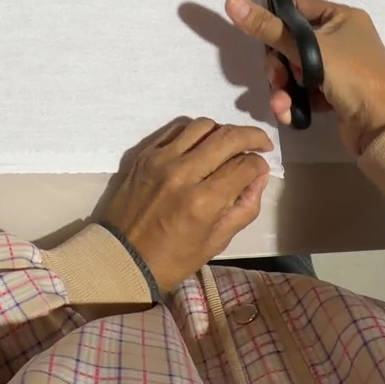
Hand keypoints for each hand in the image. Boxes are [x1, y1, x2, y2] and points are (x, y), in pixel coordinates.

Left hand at [100, 119, 272, 291]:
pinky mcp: (145, 153)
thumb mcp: (217, 241)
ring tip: (230, 143)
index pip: (244, 166)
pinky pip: (176, 130)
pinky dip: (195, 132)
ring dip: (223, 130)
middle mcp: (182, 172)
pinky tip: (202, 144)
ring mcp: (160, 159)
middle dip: (252, 136)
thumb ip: (244, 207)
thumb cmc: (173, 258)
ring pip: (202, 125)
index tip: (262, 167)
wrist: (122, 256)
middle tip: (261, 142)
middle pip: (227, 137)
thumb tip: (260, 175)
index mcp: (203, 201)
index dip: (260, 164)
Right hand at [225, 0, 384, 155]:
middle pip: (291, 42)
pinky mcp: (335, 93)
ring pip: (295, 69)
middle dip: (278, 64)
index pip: (297, 9)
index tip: (265, 41)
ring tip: (281, 102)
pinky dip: (294, 99)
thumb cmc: (352, 77)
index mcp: (343, 17)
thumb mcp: (309, 50)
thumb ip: (269, 29)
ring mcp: (339, 67)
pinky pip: (304, 89)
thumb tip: (231, 0)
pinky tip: (289, 112)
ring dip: (282, 86)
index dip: (277, 24)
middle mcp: (342, 38)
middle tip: (276, 78)